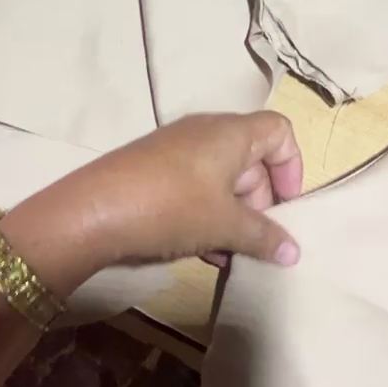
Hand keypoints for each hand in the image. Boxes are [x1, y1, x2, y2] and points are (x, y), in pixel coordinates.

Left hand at [3, 112, 303, 289]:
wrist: (93, 213)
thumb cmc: (173, 208)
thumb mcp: (225, 225)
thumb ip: (264, 237)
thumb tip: (294, 252)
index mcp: (231, 133)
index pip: (279, 132)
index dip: (292, 167)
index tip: (287, 207)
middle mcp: (205, 133)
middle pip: (251, 161)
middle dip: (260, 203)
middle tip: (256, 240)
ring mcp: (176, 152)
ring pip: (221, 182)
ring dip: (232, 218)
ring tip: (230, 254)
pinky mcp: (153, 173)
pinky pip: (194, 190)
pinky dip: (206, 217)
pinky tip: (203, 253)